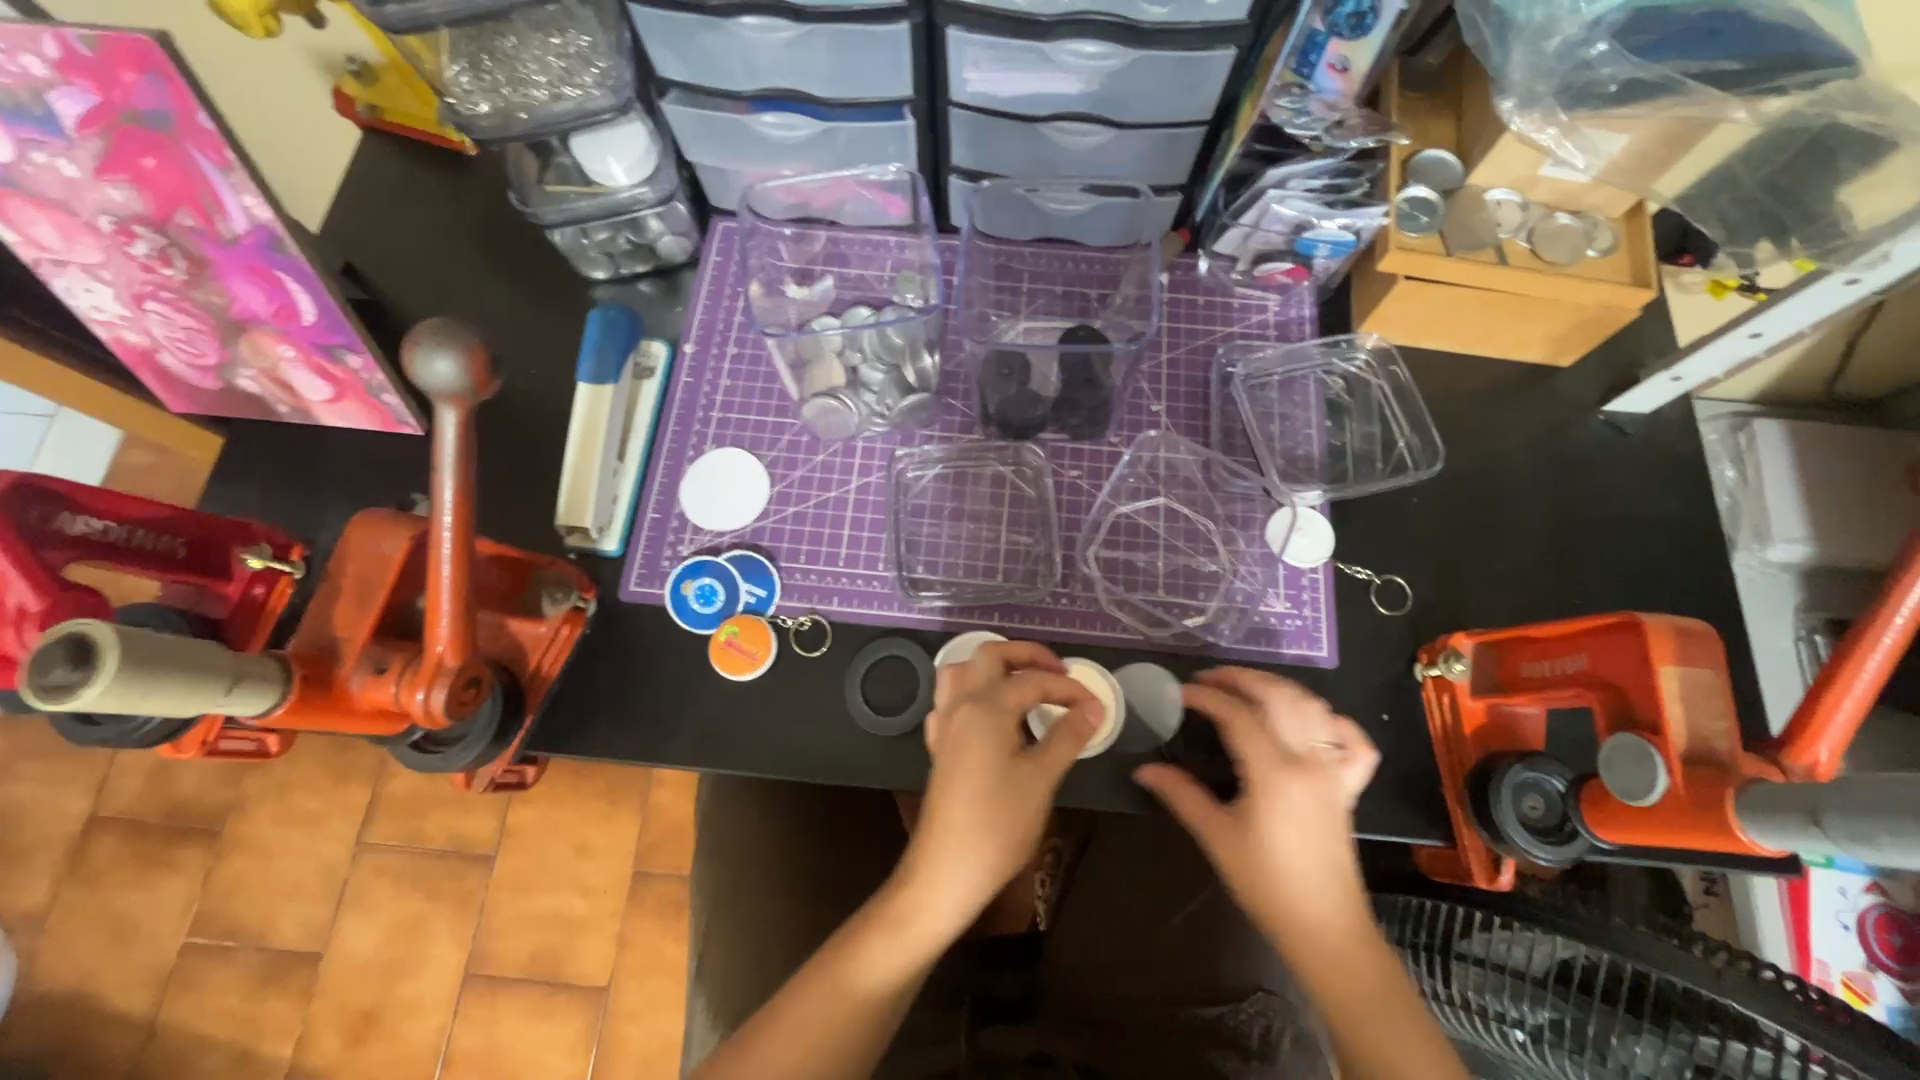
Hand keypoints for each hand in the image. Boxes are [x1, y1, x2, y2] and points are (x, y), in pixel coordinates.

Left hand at [892, 641, 1099, 939]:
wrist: (947, 868)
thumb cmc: (998, 824)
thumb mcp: (1042, 778)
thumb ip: (1068, 736)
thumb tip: (1094, 706)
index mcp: (986, 707)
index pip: (1034, 680)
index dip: (1069, 688)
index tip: (1096, 705)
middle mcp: (960, 705)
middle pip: (991, 656)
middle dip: (1027, 656)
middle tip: (1060, 674)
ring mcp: (944, 724)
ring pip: (963, 671)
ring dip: (995, 668)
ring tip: (1026, 685)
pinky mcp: (939, 746)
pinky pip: (951, 700)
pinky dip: (973, 693)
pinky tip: (992, 715)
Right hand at [1134, 668, 1379, 951]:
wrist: (1323, 925)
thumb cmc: (1264, 883)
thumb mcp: (1215, 836)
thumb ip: (1180, 794)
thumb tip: (1143, 769)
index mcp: (1274, 773)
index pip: (1237, 715)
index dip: (1205, 697)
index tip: (1178, 693)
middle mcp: (1309, 761)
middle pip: (1279, 696)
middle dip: (1242, 678)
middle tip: (1209, 679)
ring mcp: (1335, 772)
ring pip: (1314, 708)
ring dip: (1279, 688)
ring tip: (1247, 689)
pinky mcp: (1350, 787)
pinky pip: (1353, 741)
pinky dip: (1332, 721)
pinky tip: (1308, 722)